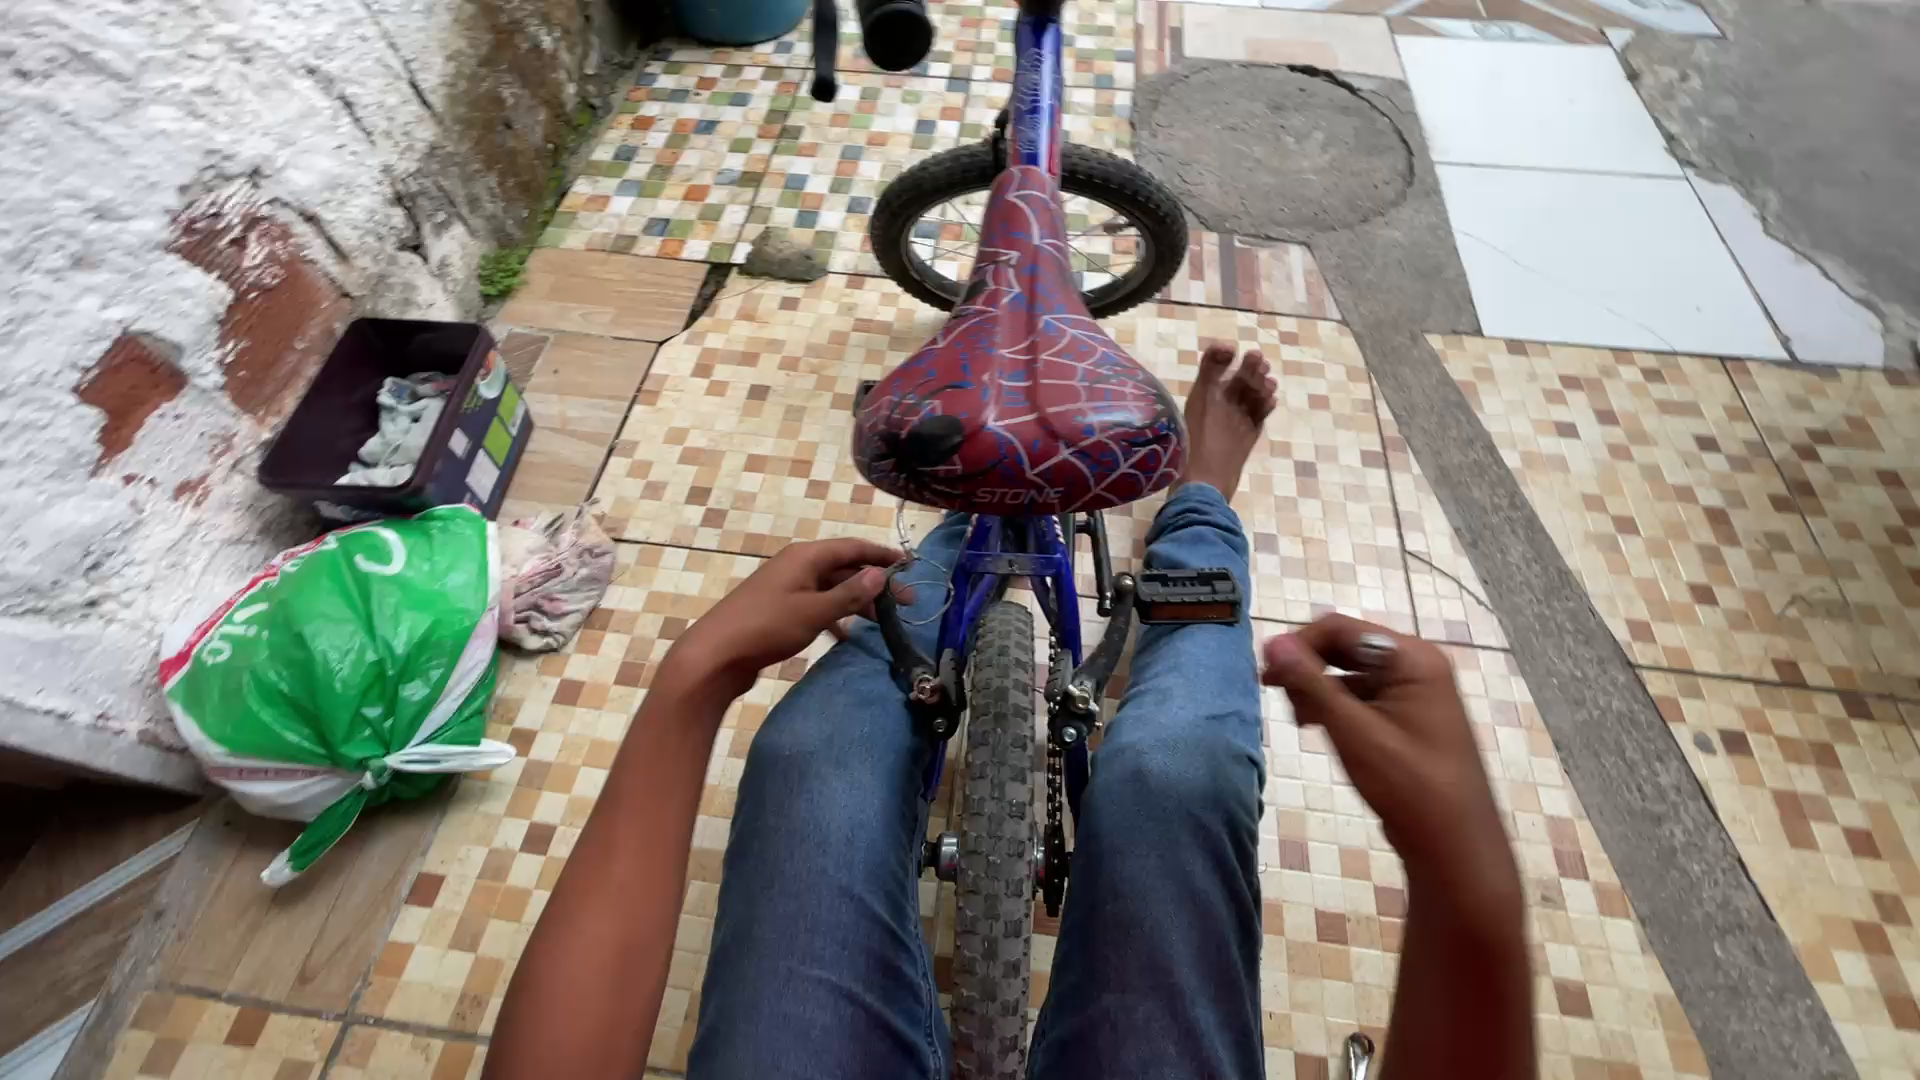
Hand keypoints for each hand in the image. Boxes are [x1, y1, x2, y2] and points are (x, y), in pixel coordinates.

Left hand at [663, 538, 909, 700]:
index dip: (882, 555)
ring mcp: (788, 587)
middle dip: (876, 583)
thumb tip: (882, 574)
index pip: (853, 548)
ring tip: (885, 620)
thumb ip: (850, 593)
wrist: (716, 655)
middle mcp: (798, 565)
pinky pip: (818, 605)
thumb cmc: (767, 627)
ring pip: (833, 588)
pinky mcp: (781, 609)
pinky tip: (849, 635)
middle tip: (907, 603)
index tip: (909, 564)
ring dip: (858, 601)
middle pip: (845, 568)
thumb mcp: (814, 610)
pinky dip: (836, 616)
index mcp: (806, 556)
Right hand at [1261, 615, 1522, 932]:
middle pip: (1343, 646)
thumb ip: (1310, 682)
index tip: (1266, 672)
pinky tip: (1316, 726)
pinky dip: (1333, 704)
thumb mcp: (1352, 730)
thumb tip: (1273, 641)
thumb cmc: (1407, 785)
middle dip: (1306, 666)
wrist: (1454, 847)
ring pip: (1347, 670)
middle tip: (1274, 693)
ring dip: (1316, 687)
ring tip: (1298, 718)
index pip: (1340, 628)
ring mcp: (1413, 691)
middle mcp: (1416, 665)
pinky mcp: (1406, 714)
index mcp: (1412, 659)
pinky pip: (1360, 693)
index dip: (1298, 643)